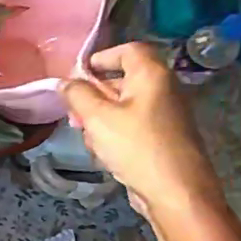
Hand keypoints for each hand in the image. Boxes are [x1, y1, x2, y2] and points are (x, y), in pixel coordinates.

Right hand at [60, 42, 226, 225]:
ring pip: (123, 104)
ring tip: (87, 137)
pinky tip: (103, 152)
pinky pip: (131, 123)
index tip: (77, 75)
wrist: (174, 189)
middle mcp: (163, 88)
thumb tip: (65, 82)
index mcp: (152, 76)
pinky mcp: (162, 135)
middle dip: (94, 94)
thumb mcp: (97, 118)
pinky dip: (113, 132)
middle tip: (74, 113)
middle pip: (123, 79)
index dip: (101, 58)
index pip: (128, 50)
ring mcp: (164, 113)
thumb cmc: (135, 146)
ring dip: (99, 117)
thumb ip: (78, 96)